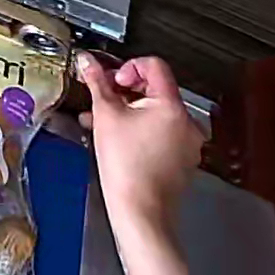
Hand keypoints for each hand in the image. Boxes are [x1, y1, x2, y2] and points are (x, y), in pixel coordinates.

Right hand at [77, 53, 203, 235]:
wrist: (139, 214)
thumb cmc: (126, 168)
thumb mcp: (105, 113)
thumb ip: (97, 81)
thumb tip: (87, 61)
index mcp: (173, 106)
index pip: (154, 65)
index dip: (129, 66)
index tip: (114, 79)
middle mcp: (187, 122)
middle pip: (155, 87)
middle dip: (125, 89)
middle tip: (105, 97)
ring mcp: (187, 142)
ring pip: (155, 110)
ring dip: (129, 108)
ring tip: (105, 119)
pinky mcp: (182, 158)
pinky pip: (161, 130)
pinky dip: (140, 126)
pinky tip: (118, 136)